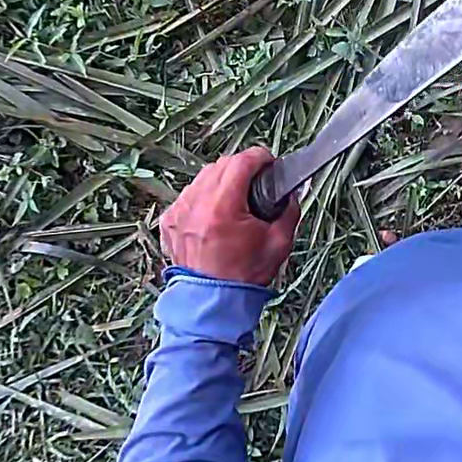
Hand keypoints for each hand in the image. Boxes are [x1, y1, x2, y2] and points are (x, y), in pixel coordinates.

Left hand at [159, 148, 302, 285]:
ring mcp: (178, 211)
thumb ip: (289, 210)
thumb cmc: (246, 275)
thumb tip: (292, 191)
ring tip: (237, 197)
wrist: (213, 303)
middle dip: (242, 167)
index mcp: (222, 207)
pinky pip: (189, 195)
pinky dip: (204, 197)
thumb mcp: (279, 242)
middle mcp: (195, 204)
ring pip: (203, 177)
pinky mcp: (169, 221)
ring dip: (222, 180)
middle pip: (221, 165)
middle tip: (258, 181)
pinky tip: (216, 213)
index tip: (270, 163)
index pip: (241, 162)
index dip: (260, 157)